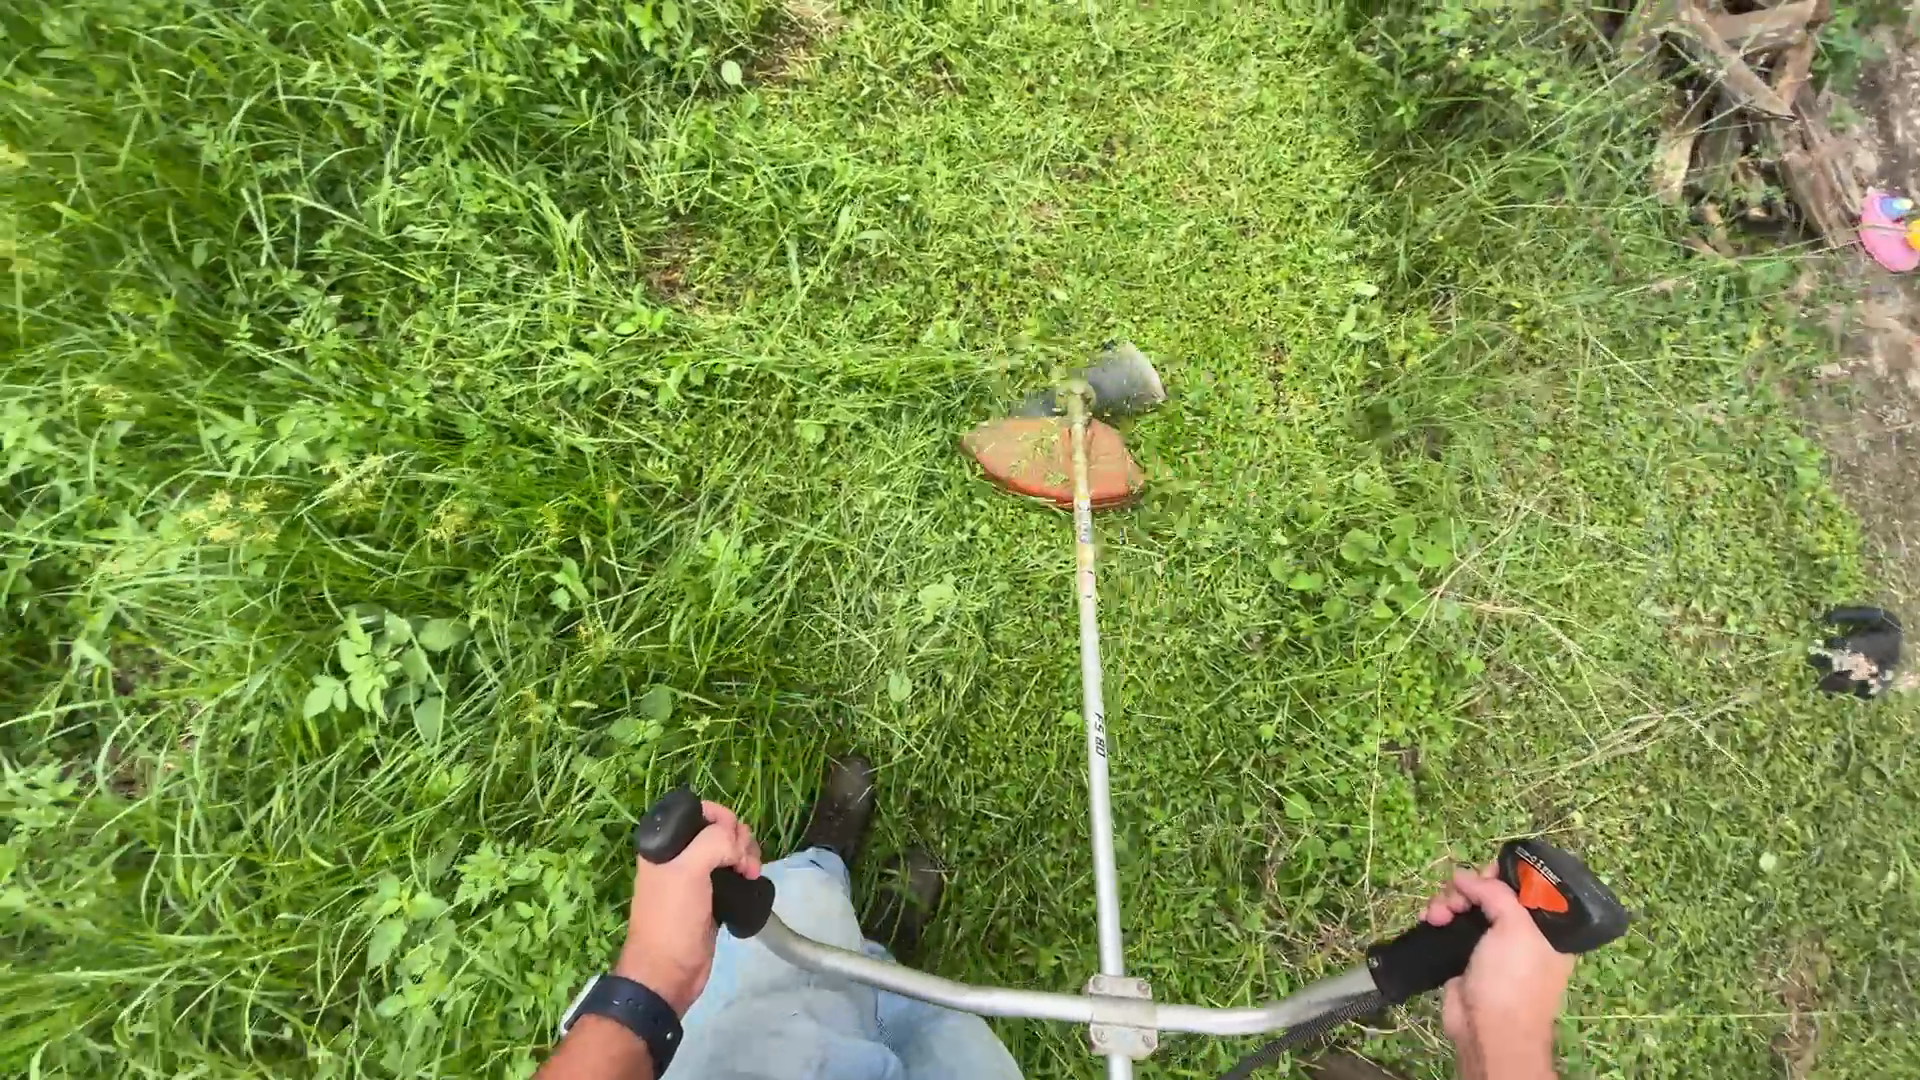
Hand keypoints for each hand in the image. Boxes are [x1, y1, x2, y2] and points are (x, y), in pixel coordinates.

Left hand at [613, 800, 761, 1015]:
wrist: (669, 974)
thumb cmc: (672, 918)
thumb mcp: (688, 870)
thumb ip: (714, 841)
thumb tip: (738, 844)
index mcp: (664, 843)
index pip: (699, 810)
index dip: (721, 818)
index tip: (731, 839)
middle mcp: (680, 854)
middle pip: (721, 827)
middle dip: (739, 838)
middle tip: (742, 863)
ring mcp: (697, 875)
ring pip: (732, 847)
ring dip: (748, 854)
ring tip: (751, 873)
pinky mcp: (712, 894)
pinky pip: (735, 868)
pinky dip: (747, 868)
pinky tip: (752, 879)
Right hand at [1422, 864, 1573, 1079]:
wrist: (1488, 1029)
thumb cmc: (1512, 980)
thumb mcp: (1515, 929)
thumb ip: (1496, 894)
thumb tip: (1465, 877)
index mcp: (1545, 930)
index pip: (1526, 888)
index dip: (1503, 876)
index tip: (1483, 875)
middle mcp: (1520, 933)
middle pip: (1489, 891)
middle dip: (1467, 889)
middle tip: (1457, 899)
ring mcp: (1491, 942)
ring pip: (1465, 903)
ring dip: (1447, 901)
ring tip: (1437, 914)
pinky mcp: (1465, 950)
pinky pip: (1450, 919)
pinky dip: (1438, 913)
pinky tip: (1429, 919)